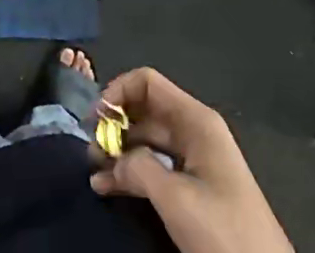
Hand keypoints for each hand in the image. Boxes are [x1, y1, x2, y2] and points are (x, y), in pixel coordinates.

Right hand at [91, 68, 292, 252]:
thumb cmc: (224, 231)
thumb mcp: (175, 197)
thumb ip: (137, 167)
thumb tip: (112, 158)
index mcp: (196, 121)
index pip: (147, 83)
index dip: (117, 93)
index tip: (95, 120)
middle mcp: (193, 132)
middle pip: (144, 111)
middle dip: (113, 126)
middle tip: (90, 151)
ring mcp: (194, 160)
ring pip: (145, 141)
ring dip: (117, 152)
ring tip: (94, 171)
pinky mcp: (192, 188)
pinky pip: (154, 168)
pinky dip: (130, 173)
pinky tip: (106, 187)